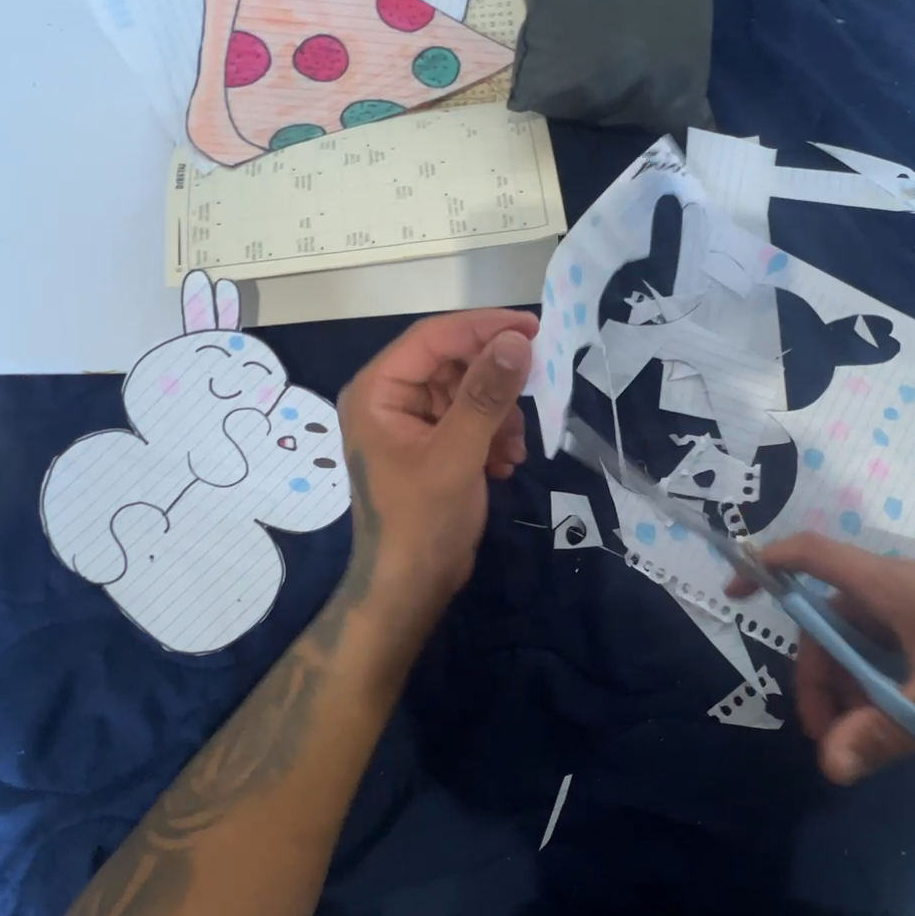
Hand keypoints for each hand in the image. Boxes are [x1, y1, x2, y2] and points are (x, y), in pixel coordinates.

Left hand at [335, 309, 538, 610]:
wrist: (411, 587)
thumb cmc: (423, 521)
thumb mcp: (457, 454)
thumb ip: (486, 396)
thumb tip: (517, 343)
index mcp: (377, 391)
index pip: (433, 338)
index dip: (483, 328)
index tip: (533, 327)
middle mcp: (388, 399)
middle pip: (451, 364)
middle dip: (494, 381)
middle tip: (537, 388)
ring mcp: (409, 424)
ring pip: (465, 393)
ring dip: (498, 414)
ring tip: (516, 446)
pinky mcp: (429, 447)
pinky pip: (467, 421)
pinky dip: (492, 435)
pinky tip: (506, 463)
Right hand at [727, 533, 914, 784]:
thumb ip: (879, 734)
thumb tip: (828, 766)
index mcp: (888, 586)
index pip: (812, 554)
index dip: (767, 561)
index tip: (735, 587)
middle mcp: (893, 588)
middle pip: (826, 620)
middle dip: (818, 678)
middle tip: (827, 736)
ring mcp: (914, 606)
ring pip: (853, 640)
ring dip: (847, 687)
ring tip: (864, 738)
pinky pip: (880, 647)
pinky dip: (872, 681)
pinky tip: (891, 719)